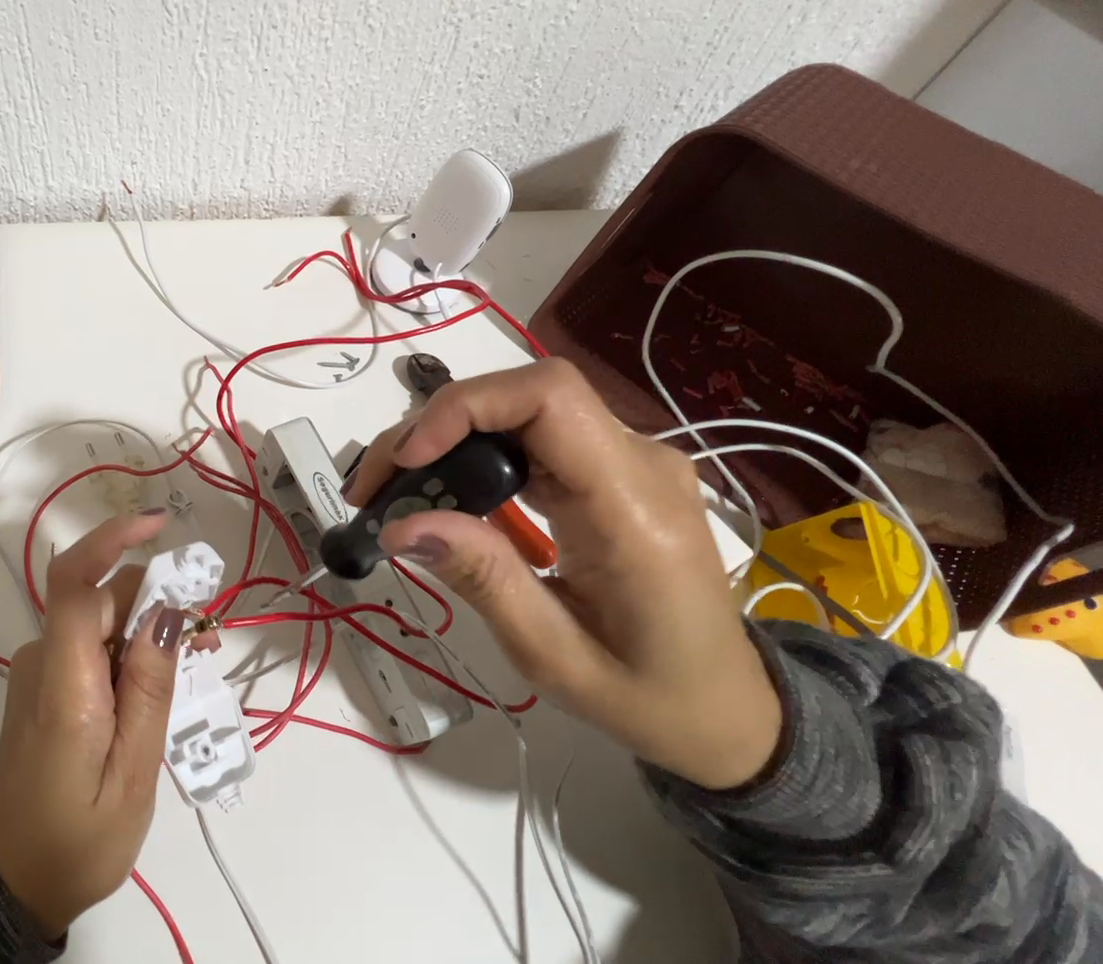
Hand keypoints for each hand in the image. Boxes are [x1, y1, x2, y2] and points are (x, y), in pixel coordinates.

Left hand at [0, 511, 190, 936]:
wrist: (17, 877)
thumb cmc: (80, 837)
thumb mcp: (133, 771)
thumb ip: (150, 687)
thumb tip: (167, 611)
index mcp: (63, 685)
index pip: (74, 585)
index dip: (112, 540)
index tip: (160, 524)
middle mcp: (42, 662)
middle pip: (100, 599)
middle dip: (156, 602)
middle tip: (208, 636)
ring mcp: (39, 670)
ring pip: (101, 621)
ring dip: (147, 630)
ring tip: (194, 661)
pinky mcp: (45, 682)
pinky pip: (92, 645)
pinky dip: (129, 651)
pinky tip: (159, 680)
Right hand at [344, 359, 782, 789]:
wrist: (729, 706)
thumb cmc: (648, 695)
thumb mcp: (553, 657)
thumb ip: (482, 580)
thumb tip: (399, 525)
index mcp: (635, 509)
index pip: (550, 399)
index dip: (465, 407)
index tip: (406, 460)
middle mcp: (641, 463)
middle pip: (524, 395)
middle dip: (435, 426)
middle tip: (374, 487)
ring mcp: (631, 460)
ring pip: (521, 409)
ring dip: (446, 437)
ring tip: (392, 492)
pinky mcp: (614, 469)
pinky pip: (533, 436)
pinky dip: (474, 452)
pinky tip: (438, 492)